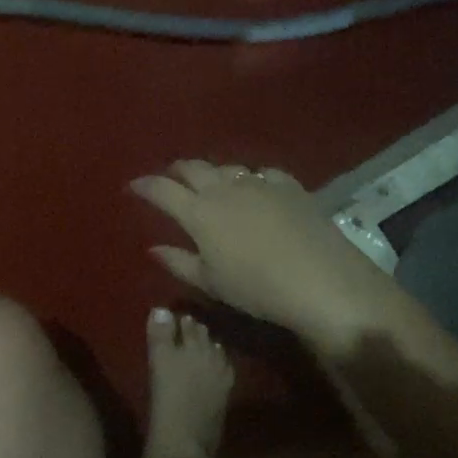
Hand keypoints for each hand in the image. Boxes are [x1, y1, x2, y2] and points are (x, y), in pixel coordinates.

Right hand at [131, 160, 400, 350]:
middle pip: (193, 168)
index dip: (143, 186)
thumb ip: (178, 262)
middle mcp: (224, 189)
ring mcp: (259, 185)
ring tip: (212, 184)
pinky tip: (257, 189)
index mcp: (198, 212)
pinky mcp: (291, 188)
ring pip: (228, 168)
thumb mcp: (211, 283)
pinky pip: (263, 174)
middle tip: (171, 180)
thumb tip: (153, 248)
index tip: (132, 186)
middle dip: (177, 171)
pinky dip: (252, 179)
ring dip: (214, 173)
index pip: (160, 189)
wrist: (324, 284)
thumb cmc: (257, 289)